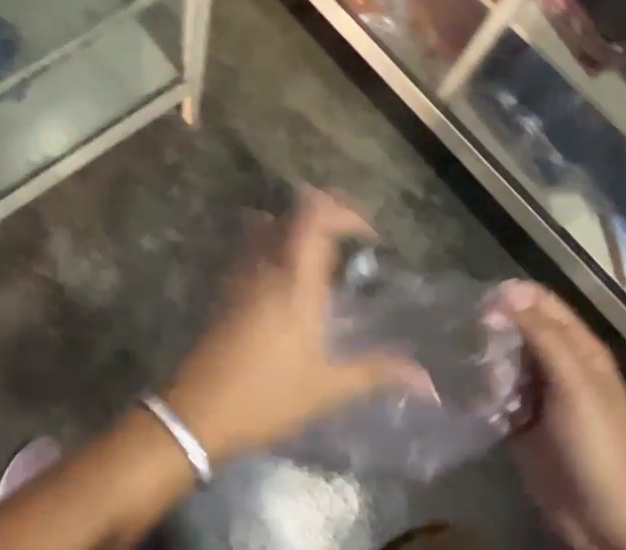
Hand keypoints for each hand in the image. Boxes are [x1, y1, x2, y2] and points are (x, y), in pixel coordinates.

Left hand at [160, 189, 424, 461]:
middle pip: (292, 213)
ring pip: (268, 226)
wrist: (197, 412)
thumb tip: (428, 381)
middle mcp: (266, 265)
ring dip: (297, 229)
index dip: (345, 212)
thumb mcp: (328, 389)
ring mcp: (240, 274)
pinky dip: (274, 246)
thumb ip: (377, 374)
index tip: (370, 237)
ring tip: (323, 256)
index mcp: (294, 280)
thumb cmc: (267, 397)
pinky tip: (291, 281)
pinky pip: (252, 247)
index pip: (315, 216)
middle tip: (353, 240)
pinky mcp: (225, 289)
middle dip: (326, 216)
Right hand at [496, 281, 625, 549]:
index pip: (542, 303)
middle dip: (494, 331)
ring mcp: (538, 394)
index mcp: (581, 350)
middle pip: (518, 328)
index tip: (482, 307)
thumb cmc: (597, 447)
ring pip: (503, 359)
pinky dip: (483, 391)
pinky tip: (474, 398)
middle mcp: (559, 365)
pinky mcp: (519, 421)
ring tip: (478, 378)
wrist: (602, 521)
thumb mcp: (575, 385)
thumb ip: (543, 336)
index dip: (513, 298)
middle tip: (475, 344)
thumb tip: (507, 291)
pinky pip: (495, 393)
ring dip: (487, 363)